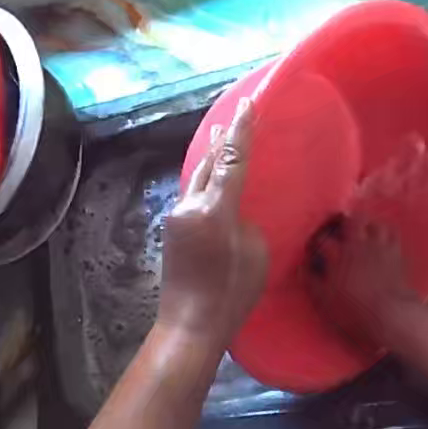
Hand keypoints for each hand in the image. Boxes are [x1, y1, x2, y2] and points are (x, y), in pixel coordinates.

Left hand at [158, 97, 267, 344]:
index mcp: (214, 209)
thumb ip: (244, 222)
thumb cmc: (230, 294)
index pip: (232, 160)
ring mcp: (177, 217)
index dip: (242, 130)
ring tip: (223, 140)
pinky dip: (206, 180)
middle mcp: (189, 205)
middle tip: (235, 117)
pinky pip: (193, 194)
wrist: (190, 324)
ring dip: (212, 159)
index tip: (248, 104)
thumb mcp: (255, 254)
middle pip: (208, 162)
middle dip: (223, 139)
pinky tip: (213, 180)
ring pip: (197, 177)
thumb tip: (232, 213)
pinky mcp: (173, 230)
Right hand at [308, 216, 417, 347]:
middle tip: (344, 227)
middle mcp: (360, 245)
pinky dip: (388, 236)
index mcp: (339, 255)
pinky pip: (394, 236)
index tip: (315, 249)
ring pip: (378, 225)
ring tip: (366, 231)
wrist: (390, 315)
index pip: (323, 240)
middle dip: (348, 220)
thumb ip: (312, 281)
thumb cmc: (353, 309)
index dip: (317, 242)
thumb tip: (303, 268)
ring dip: (371, 225)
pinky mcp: (398, 256)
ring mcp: (381, 248)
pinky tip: (384, 242)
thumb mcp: (324, 300)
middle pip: (355, 220)